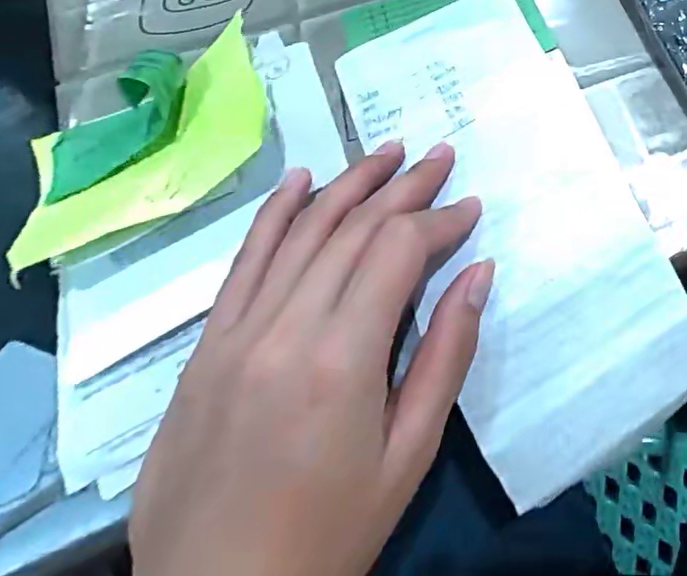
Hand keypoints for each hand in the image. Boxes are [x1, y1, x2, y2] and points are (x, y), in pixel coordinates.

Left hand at [129, 142, 492, 575]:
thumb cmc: (326, 534)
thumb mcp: (407, 457)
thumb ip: (445, 356)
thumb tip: (478, 275)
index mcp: (342, 358)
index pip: (397, 253)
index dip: (438, 220)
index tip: (470, 206)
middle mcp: (287, 324)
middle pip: (353, 228)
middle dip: (403, 187)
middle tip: (438, 156)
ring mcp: (239, 326)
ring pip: (302, 229)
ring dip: (349, 183)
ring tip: (387, 152)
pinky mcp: (208, 338)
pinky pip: (246, 257)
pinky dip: (277, 210)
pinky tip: (302, 178)